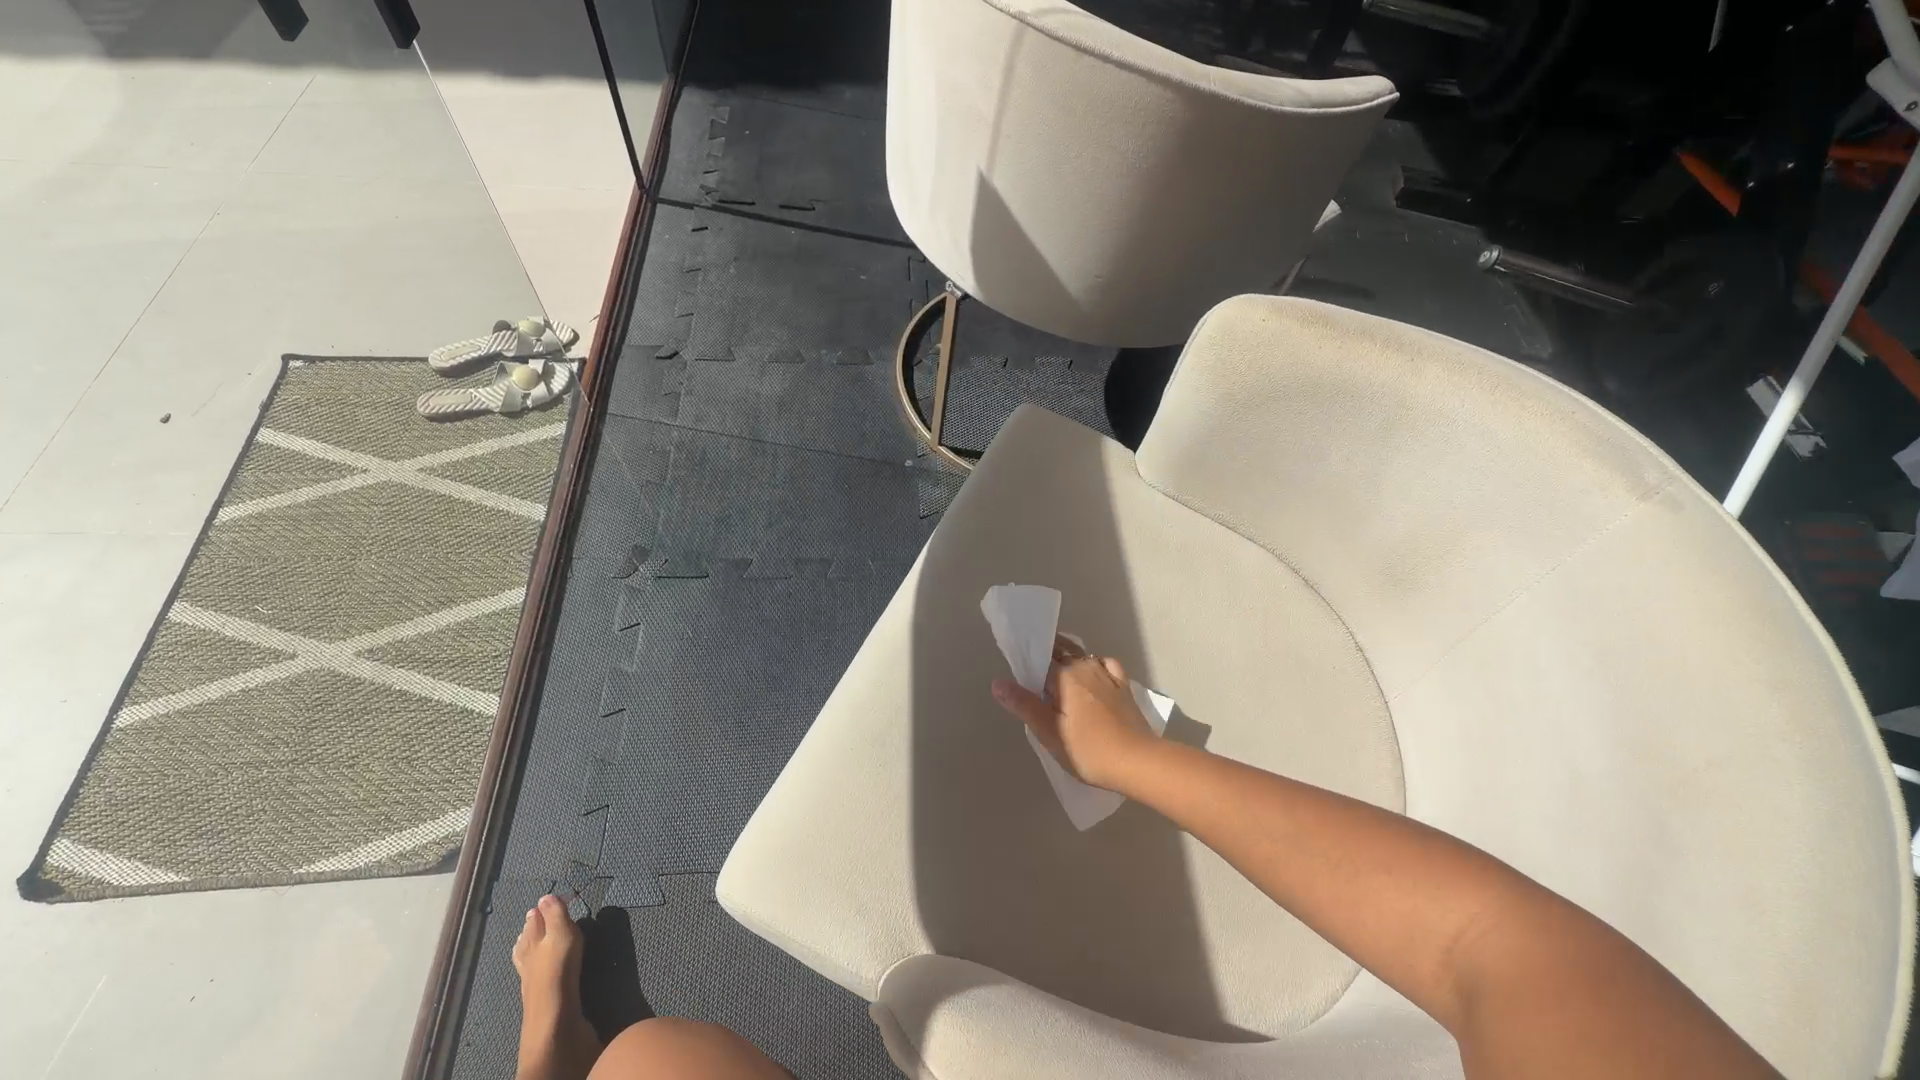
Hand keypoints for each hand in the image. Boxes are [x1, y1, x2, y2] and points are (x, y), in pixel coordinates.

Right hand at [991, 635, 1159, 792]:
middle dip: (1048, 655)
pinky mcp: (1124, 688)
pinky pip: (1106, 665)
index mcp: (1064, 676)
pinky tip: (1094, 674)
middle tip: (1036, 675)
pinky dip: (1096, 665)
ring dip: (1070, 658)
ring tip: (1059, 674)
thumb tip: (998, 682)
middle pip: (1062, 652)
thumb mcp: (1049, 732)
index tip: (1019, 668)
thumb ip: (1024, 704)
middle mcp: (1086, 667)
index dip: (1028, 660)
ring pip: (1083, 656)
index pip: (1040, 657)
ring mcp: (1108, 676)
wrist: (1137, 761)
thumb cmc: (1088, 750)